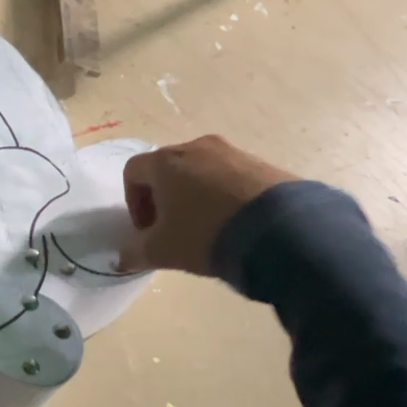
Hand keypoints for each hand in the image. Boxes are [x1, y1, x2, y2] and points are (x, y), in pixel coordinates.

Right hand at [117, 135, 298, 275]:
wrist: (283, 231)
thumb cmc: (205, 233)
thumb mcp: (162, 251)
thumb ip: (135, 253)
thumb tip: (122, 258)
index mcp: (164, 161)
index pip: (133, 172)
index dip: (133, 202)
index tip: (146, 229)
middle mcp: (196, 148)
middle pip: (167, 169)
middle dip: (163, 198)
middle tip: (172, 228)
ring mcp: (233, 153)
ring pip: (201, 172)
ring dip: (195, 196)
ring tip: (207, 227)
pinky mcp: (264, 164)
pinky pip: (232, 177)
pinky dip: (224, 196)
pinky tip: (234, 223)